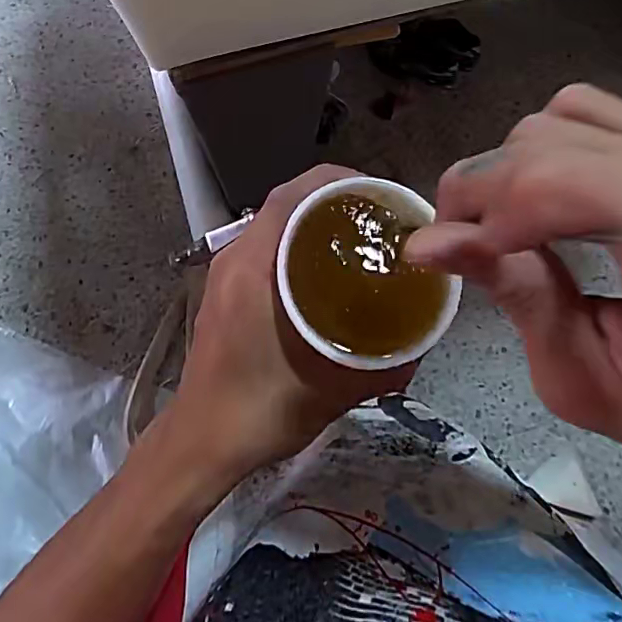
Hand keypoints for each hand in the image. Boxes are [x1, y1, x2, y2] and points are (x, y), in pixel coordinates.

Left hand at [169, 165, 417, 478]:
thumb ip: (381, 365)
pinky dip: (294, 244)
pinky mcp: (224, 290)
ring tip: (355, 236)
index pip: (290, 196)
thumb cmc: (260, 409)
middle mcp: (234, 257)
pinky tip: (322, 271)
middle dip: (330, 199)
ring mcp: (224, 273)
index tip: (374, 192)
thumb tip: (419, 339)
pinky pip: (264, 248)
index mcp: (252, 265)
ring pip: (272, 225)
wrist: (202, 440)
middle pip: (283, 204)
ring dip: (311, 220)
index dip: (333, 181)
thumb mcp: (331, 388)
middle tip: (375, 216)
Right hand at [404, 84, 621, 493]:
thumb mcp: (592, 387)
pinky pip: (596, 115)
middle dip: (484, 188)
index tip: (460, 257)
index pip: (558, 179)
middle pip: (547, 141)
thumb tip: (427, 242)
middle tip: (470, 247)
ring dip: (516, 166)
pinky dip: (552, 149)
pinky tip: (558, 201)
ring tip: (512, 224)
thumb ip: (516, 296)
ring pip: (562, 117)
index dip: (486, 210)